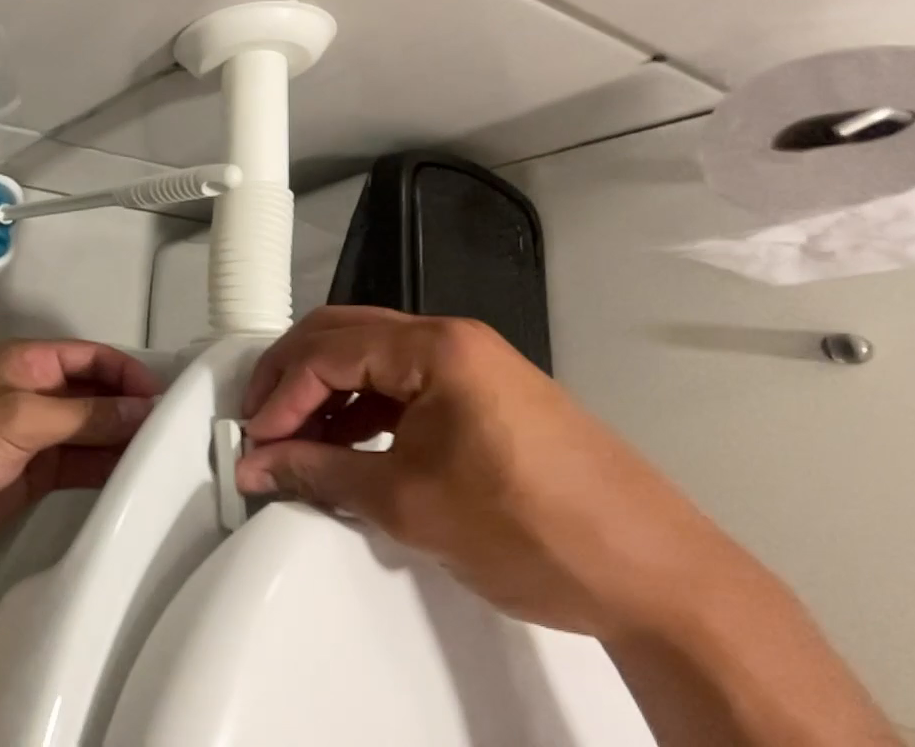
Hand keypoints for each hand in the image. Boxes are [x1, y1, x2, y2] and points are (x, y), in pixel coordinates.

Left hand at [0, 340, 161, 549]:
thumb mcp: (20, 418)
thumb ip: (82, 415)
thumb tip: (142, 410)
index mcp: (30, 363)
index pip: (92, 357)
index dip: (129, 373)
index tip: (167, 397)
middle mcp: (39, 393)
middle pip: (97, 393)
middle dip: (132, 407)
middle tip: (180, 431)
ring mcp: (38, 434)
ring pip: (94, 430)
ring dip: (124, 439)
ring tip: (170, 457)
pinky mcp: (38, 471)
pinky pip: (82, 462)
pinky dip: (108, 467)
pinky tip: (138, 478)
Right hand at [235, 306, 747, 638]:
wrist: (661, 580)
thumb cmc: (531, 531)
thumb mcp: (408, 504)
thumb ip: (319, 473)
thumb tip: (256, 466)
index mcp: (437, 349)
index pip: (328, 352)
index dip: (279, 396)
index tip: (254, 442)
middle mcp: (455, 339)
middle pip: (344, 334)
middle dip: (291, 376)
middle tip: (258, 422)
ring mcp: (477, 365)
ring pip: (373, 356)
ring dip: (325, 390)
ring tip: (294, 438)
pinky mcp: (490, 396)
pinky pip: (405, 383)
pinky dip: (363, 406)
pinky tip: (345, 444)